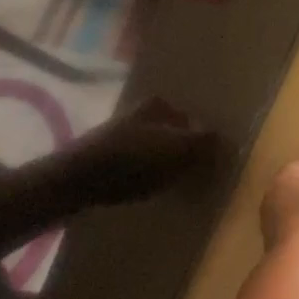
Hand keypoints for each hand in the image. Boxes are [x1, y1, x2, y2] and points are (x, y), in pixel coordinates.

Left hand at [64, 98, 221, 205]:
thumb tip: (227, 141)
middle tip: (199, 176)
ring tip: (178, 189)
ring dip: (166, 168)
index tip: (212, 161)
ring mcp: (117, 138)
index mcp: (156, 105)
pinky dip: (147, 179)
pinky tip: (151, 194)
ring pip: (154, 152)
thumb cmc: (129, 160)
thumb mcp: (176, 149)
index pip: (191, 117)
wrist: (71, 184)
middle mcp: (136, 115)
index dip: (204, 138)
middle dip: (185, 153)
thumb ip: (204, 143)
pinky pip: (137, 168)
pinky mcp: (103, 162)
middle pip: (172, 134)